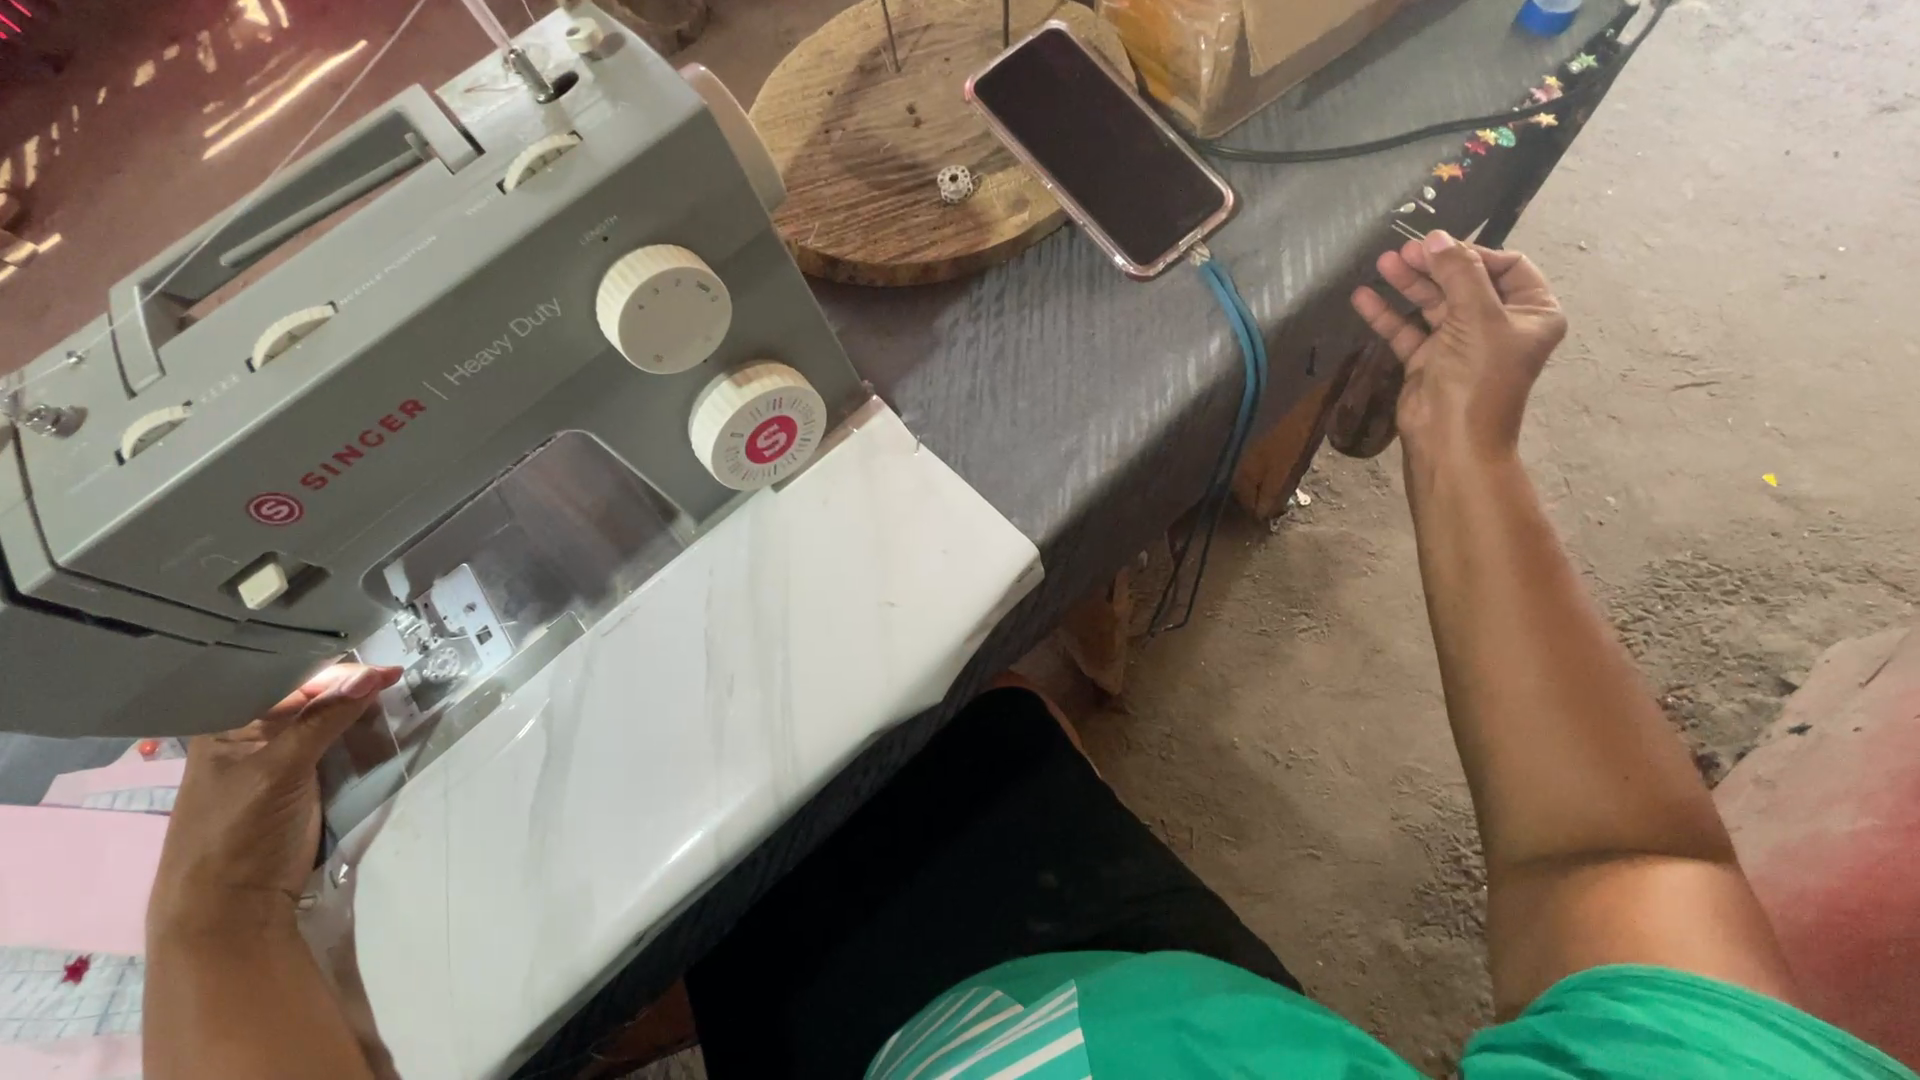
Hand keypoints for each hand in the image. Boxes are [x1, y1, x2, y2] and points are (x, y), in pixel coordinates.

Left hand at [149, 664, 401, 937]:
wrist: (233, 907)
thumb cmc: (237, 832)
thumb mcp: (280, 768)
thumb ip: (325, 719)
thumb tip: (375, 674)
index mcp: (228, 723)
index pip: (290, 680)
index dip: (338, 671)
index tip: (389, 670)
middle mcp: (253, 734)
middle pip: (311, 696)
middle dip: (353, 686)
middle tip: (400, 677)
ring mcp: (282, 758)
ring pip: (329, 719)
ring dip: (363, 709)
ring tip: (402, 695)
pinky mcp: (307, 780)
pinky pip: (338, 744)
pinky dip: (363, 733)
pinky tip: (387, 723)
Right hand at [1350, 230, 1566, 461]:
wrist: (1450, 439)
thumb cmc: (1478, 376)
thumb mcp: (1477, 317)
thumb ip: (1458, 273)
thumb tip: (1436, 238)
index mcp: (1530, 312)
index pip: (1505, 267)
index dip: (1472, 253)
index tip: (1438, 246)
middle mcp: (1498, 324)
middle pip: (1464, 282)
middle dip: (1433, 265)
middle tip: (1402, 251)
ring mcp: (1460, 343)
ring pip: (1433, 303)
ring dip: (1408, 284)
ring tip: (1382, 264)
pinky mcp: (1428, 360)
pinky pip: (1407, 329)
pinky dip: (1387, 314)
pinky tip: (1364, 298)